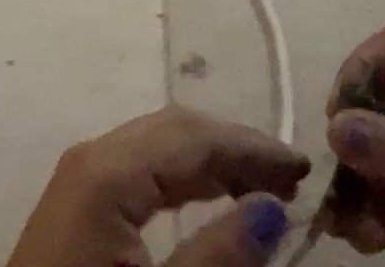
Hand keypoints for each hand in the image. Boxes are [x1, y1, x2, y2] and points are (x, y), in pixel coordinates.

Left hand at [7, 107, 311, 266]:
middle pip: (176, 131)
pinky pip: (141, 168)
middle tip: (292, 180)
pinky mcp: (80, 201)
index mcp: (107, 172)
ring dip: (214, 160)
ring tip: (266, 189)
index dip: (252, 147)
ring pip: (159, 145)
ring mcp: (81, 176)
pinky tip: (213, 196)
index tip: (305, 167)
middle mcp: (92, 156)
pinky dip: (185, 176)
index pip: (194, 137)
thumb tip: (272, 208)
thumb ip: (218, 256)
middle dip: (236, 148)